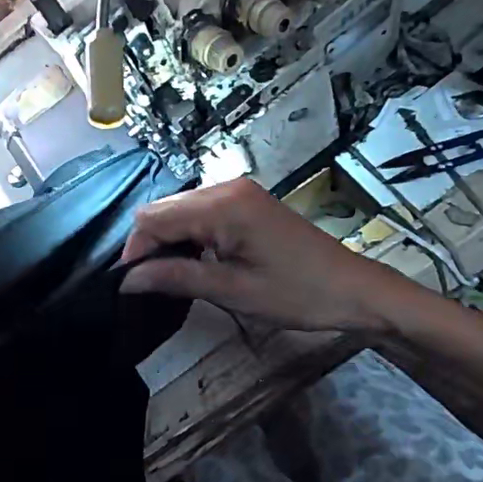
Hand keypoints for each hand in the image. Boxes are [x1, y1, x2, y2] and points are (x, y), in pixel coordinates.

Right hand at [119, 177, 441, 332]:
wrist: (355, 289)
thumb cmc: (297, 294)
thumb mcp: (232, 291)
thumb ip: (175, 278)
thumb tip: (126, 280)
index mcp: (222, 205)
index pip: (154, 218)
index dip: (135, 250)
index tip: (130, 284)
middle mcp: (226, 187)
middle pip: (163, 209)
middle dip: (148, 244)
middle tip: (149, 283)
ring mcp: (238, 191)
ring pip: (179, 210)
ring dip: (168, 240)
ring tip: (171, 275)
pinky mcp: (246, 201)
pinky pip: (199, 212)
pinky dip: (188, 234)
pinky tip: (194, 260)